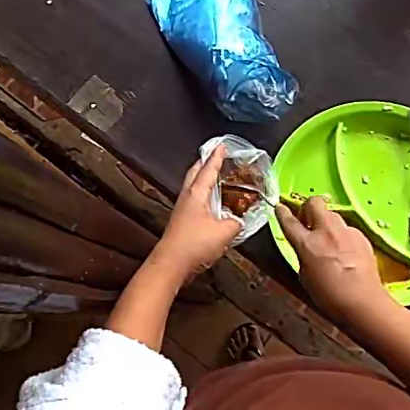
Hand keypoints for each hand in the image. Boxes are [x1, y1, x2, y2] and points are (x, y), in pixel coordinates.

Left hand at [150, 144, 242, 278]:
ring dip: (203, 180)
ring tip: (216, 178)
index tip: (221, 146)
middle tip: (216, 157)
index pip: (208, 169)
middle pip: (195, 174)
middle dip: (205, 164)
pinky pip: (194, 202)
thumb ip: (236, 222)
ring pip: (193, 188)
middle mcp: (187, 198)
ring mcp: (182, 210)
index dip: (216, 157)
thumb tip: (238, 220)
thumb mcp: (225, 232)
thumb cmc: (194, 245)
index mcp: (196, 194)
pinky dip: (204, 197)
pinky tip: (212, 205)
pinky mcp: (182, 223)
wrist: (171, 264)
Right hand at [275, 196, 386, 323]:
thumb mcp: (304, 276)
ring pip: (332, 214)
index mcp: (306, 244)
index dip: (282, 212)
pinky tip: (344, 251)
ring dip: (326, 222)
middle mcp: (326, 232)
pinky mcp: (362, 238)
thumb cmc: (330, 296)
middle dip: (307, 207)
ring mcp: (346, 233)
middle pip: (314, 203)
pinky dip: (342, 235)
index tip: (280, 208)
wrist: (363, 302)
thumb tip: (306, 248)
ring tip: (326, 238)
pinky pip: (347, 229)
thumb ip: (302, 255)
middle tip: (306, 220)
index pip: (289, 220)